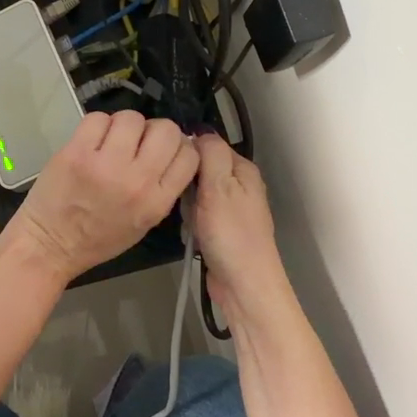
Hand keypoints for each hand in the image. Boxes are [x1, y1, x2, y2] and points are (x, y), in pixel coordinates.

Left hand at [9, 111, 199, 281]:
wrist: (51, 245)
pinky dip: (97, 125)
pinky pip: (98, 118)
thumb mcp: (145, 222)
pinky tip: (91, 141)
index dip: (179, 146)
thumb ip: (164, 188)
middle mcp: (137, 181)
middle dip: (154, 130)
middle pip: (166, 129)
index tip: (164, 149)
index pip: (188, 155)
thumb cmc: (98, 238)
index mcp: (157, 202)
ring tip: (112, 141)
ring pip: (132, 118)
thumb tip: (174, 151)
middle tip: (138, 142)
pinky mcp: (77, 152)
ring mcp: (106, 164)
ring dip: (124, 126)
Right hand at [190, 134, 284, 302]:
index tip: (172, 167)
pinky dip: (191, 224)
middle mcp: (239, 186)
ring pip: (196, 195)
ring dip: (187, 207)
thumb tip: (200, 131)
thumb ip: (210, 154)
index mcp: (243, 170)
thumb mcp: (219, 186)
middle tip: (184, 201)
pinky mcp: (222, 231)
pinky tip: (190, 234)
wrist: (244, 285)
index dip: (188, 154)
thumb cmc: (231, 234)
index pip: (208, 145)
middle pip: (200, 171)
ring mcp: (231, 210)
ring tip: (188, 221)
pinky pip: (198, 217)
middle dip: (186, 185)